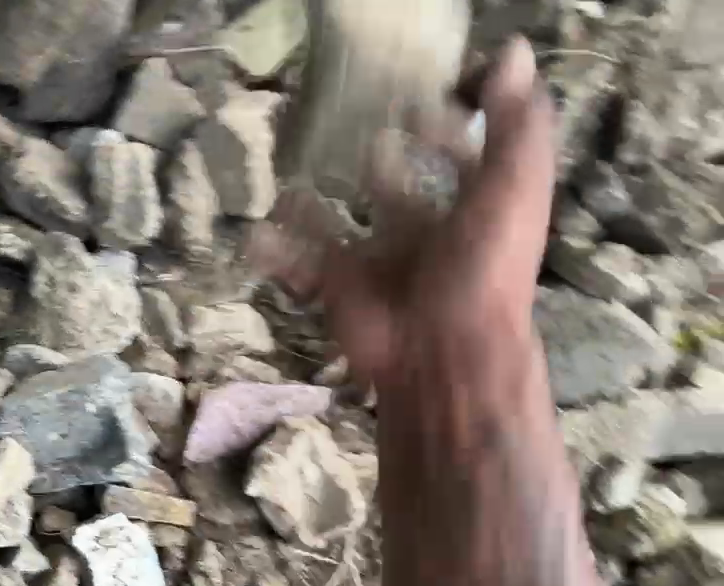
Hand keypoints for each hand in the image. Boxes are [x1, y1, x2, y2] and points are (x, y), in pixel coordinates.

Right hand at [253, 38, 555, 390]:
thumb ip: (514, 123)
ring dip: (312, 209)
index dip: (448, 126)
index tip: (422, 99)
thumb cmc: (483, 267)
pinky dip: (275, 253)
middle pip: (396, 190)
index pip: (463, 156)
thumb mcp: (514, 184)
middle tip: (349, 133)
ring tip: (286, 185)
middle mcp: (423, 232)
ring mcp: (376, 262)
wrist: (440, 348)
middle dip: (376, 165)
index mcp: (472, 207)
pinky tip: (254, 234)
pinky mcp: (338, 288)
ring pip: (338, 227)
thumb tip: (509, 54)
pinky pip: (300, 265)